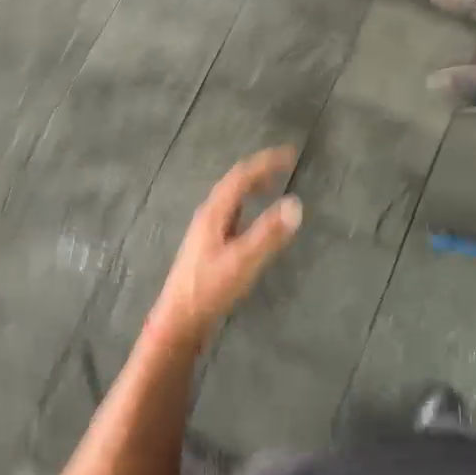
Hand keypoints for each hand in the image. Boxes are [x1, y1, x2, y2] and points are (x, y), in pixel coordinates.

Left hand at [147, 147, 301, 348]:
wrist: (179, 320)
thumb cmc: (210, 289)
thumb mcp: (243, 260)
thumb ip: (269, 233)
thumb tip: (295, 203)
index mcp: (214, 213)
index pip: (240, 176)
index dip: (265, 162)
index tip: (290, 153)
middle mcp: (208, 217)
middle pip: (233, 184)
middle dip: (259, 171)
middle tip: (284, 166)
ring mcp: (206, 233)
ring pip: (231, 200)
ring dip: (252, 189)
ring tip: (273, 186)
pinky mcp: (208, 249)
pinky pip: (231, 216)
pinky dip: (248, 208)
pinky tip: (255, 223)